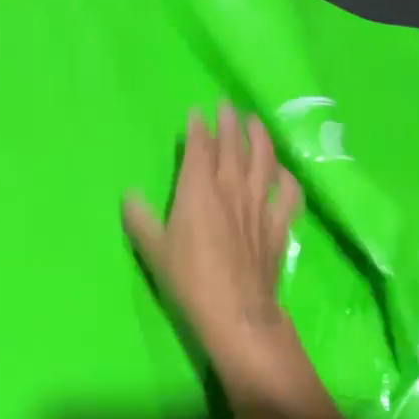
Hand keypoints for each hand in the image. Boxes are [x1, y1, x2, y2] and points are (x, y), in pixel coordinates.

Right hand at [123, 102, 305, 396]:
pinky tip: (284, 172)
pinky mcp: (278, 228)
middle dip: (229, 123)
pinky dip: (287, 179)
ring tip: (256, 122)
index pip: (200, 149)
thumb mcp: (153, 249)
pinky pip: (287, 196)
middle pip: (233, 148)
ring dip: (260, 139)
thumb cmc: (189, 279)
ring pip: (263, 163)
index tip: (197, 111)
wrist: (236, 314)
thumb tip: (131, 195)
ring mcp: (258, 208)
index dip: (198, 128)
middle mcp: (230, 191)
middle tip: (228, 105)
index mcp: (198, 191)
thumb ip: (140, 219)